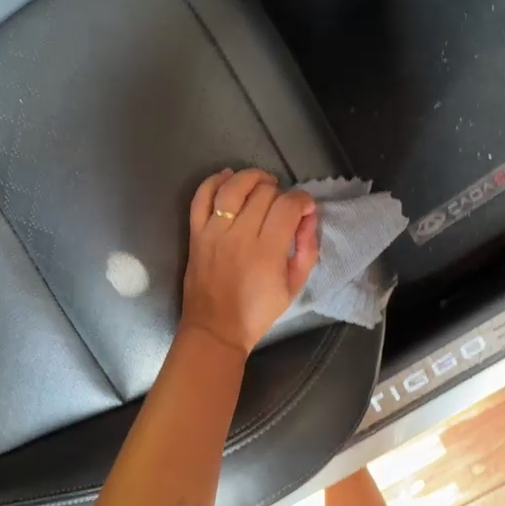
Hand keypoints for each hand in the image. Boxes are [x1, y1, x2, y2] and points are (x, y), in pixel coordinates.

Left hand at [180, 167, 320, 352]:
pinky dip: (213, 181)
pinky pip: (200, 198)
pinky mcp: (196, 234)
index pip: (288, 205)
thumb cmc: (258, 311)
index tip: (305, 208)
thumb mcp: (295, 285)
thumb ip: (307, 249)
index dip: (302, 199)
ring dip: (251, 177)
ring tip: (262, 183)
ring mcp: (214, 232)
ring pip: (232, 188)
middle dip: (280, 192)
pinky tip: (227, 177)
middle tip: (283, 205)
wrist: (216, 328)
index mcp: (267, 251)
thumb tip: (308, 217)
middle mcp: (239, 235)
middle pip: (263, 193)